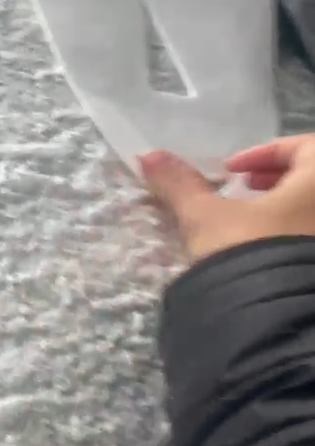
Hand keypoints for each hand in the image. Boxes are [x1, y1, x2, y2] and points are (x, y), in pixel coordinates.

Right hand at [141, 136, 314, 260]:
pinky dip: (291, 221)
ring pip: (309, 199)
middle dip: (279, 173)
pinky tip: (265, 237)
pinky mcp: (313, 251)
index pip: (305, 145)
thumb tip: (147, 154)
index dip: (264, 152)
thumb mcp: (204, 214)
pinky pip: (307, 223)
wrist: (262, 300)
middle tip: (244, 186)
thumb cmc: (242, 245)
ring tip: (251, 213)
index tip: (230, 170)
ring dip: (286, 197)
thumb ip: (180, 184)